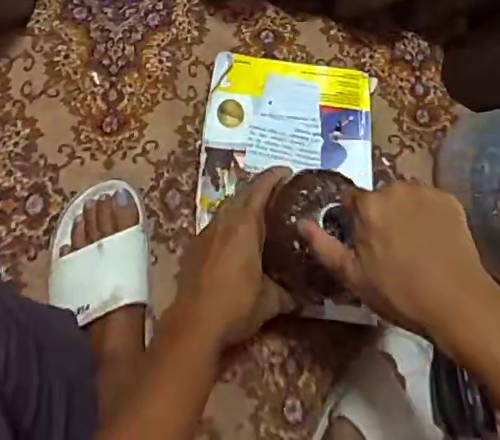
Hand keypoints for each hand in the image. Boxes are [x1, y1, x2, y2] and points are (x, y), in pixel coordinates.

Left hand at [173, 166, 294, 349]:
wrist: (192, 326)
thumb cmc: (236, 306)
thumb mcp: (270, 301)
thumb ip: (288, 293)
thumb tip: (306, 297)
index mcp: (245, 224)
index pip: (261, 187)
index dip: (274, 176)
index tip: (288, 172)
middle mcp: (224, 221)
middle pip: (242, 192)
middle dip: (259, 187)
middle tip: (278, 193)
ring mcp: (206, 233)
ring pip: (226, 207)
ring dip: (242, 204)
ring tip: (258, 214)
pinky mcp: (194, 249)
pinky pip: (215, 225)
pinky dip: (228, 224)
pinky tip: (234, 240)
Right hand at [300, 182, 499, 339]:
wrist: (457, 301)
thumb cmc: (400, 293)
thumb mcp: (354, 278)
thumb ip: (324, 247)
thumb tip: (301, 223)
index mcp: (369, 204)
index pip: (352, 200)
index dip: (356, 221)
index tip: (365, 243)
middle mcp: (396, 187)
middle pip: (381, 197)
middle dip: (382, 216)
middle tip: (392, 250)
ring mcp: (426, 191)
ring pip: (407, 198)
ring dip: (406, 213)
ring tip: (416, 247)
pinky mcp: (450, 198)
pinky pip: (432, 202)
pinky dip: (430, 216)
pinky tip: (435, 242)